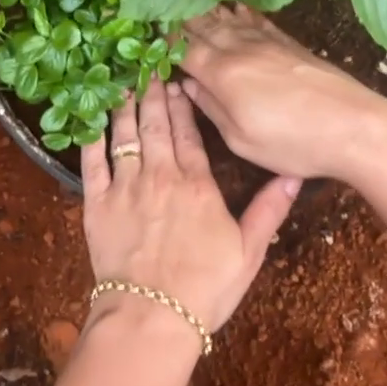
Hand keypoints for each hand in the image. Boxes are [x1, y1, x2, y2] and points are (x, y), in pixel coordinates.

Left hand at [80, 77, 300, 333]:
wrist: (152, 316)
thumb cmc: (205, 289)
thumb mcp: (249, 251)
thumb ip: (269, 210)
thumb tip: (295, 176)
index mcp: (198, 185)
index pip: (189, 134)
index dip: (182, 105)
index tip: (177, 82)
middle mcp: (160, 176)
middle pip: (155, 126)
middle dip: (152, 94)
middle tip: (148, 69)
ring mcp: (125, 188)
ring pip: (124, 136)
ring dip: (124, 107)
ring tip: (123, 84)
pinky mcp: (97, 204)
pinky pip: (92, 162)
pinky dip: (92, 138)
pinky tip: (91, 119)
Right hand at [178, 4, 386, 182]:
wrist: (355, 128)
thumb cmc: (294, 144)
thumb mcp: (242, 140)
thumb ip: (210, 109)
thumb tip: (187, 85)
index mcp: (223, 74)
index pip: (183, 50)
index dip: (162, 42)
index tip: (145, 32)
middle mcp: (241, 50)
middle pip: (203, 28)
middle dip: (179, 19)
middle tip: (159, 9)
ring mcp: (267, 44)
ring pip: (229, 20)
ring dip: (207, 10)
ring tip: (188, 0)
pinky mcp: (290, 45)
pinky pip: (258, 22)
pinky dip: (242, 12)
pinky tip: (235, 6)